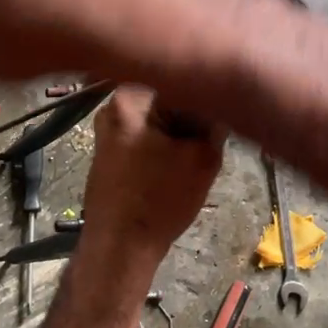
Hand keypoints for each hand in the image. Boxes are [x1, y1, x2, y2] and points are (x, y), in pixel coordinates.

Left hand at [78, 86, 222, 277]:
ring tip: (191, 158)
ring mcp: (106, 129)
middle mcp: (112, 105)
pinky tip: (170, 170)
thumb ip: (215, 122)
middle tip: (207, 142)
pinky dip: (161, 146)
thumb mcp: (203, 157)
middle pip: (168, 98)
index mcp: (130, 97)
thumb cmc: (160, 200)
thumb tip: (221, 104)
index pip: (180, 80)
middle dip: (190, 117)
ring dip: (177, 134)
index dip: (206, 97)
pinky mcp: (107, 152)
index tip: (221, 115)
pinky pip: (144, 136)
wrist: (119, 248)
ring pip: (158, 119)